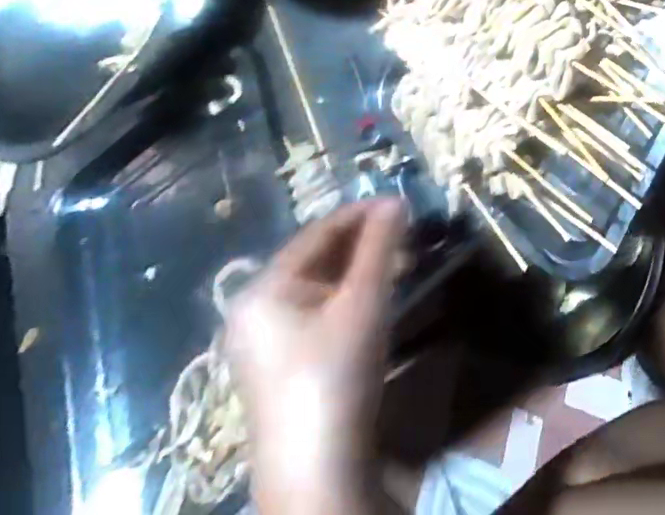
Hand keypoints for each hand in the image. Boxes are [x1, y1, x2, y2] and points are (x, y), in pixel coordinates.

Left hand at [226, 198, 406, 514]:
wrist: (317, 464)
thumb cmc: (335, 370)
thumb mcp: (365, 300)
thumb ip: (380, 245)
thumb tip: (396, 200)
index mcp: (263, 289)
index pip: (317, 232)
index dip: (362, 213)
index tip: (404, 202)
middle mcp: (255, 308)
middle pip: (316, 257)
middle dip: (365, 241)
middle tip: (410, 233)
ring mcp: (265, 338)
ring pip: (321, 284)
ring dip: (363, 267)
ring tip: (405, 261)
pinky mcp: (282, 361)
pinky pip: (318, 308)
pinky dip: (351, 293)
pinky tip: (380, 295)